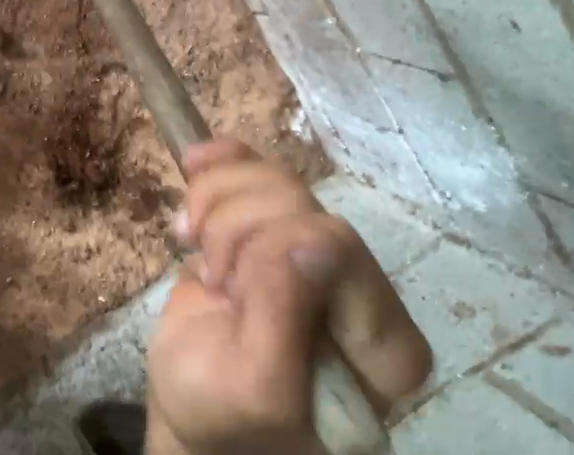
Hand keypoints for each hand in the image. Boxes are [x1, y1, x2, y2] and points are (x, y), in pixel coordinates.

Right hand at [147, 139, 431, 454]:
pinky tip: (191, 179)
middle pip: (295, 202)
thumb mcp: (254, 384)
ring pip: (268, 178)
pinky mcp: (271, 223)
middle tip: (213, 281)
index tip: (228, 293)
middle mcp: (359, 286)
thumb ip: (285, 316)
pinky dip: (210, 165)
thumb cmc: (224, 411)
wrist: (192, 403)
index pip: (331, 242)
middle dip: (230, 229)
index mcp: (382, 339)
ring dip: (212, 205)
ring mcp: (313, 249)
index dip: (262, 251)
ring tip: (198, 251)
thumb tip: (313, 235)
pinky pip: (249, 161)